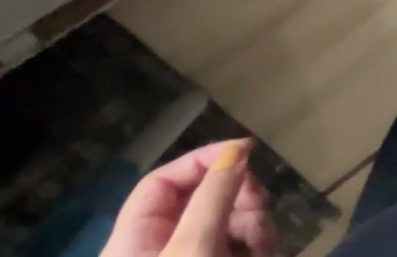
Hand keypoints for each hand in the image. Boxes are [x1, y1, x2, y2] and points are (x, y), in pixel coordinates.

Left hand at [101, 140, 273, 256]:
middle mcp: (156, 246)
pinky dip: (255, 241)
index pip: (160, 181)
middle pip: (200, 197)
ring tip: (264, 243)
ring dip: (254, 221)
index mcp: (132, 241)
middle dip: (239, 194)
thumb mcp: (195, 247)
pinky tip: (265, 250)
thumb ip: (214, 197)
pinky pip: (235, 241)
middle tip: (260, 204)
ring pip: (225, 219)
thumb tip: (236, 150)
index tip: (247, 151)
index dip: (203, 159)